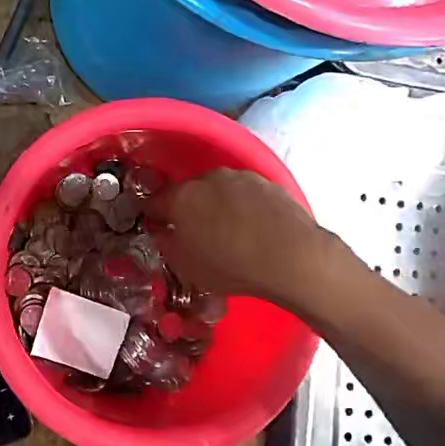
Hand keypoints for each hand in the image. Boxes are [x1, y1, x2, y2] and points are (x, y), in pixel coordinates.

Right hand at [148, 169, 346, 306]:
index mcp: (181, 197)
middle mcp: (208, 178)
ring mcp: (241, 177)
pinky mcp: (269, 182)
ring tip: (230, 232)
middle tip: (197, 235)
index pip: (154, 200)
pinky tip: (254, 228)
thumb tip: (163, 233)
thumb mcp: (188, 268)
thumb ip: (168, 245)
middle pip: (189, 191)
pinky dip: (245, 207)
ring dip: (219, 206)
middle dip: (189, 209)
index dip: (153, 216)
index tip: (158, 228)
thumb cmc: (232, 267)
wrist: (291, 257)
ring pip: (220, 190)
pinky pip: (246, 194)